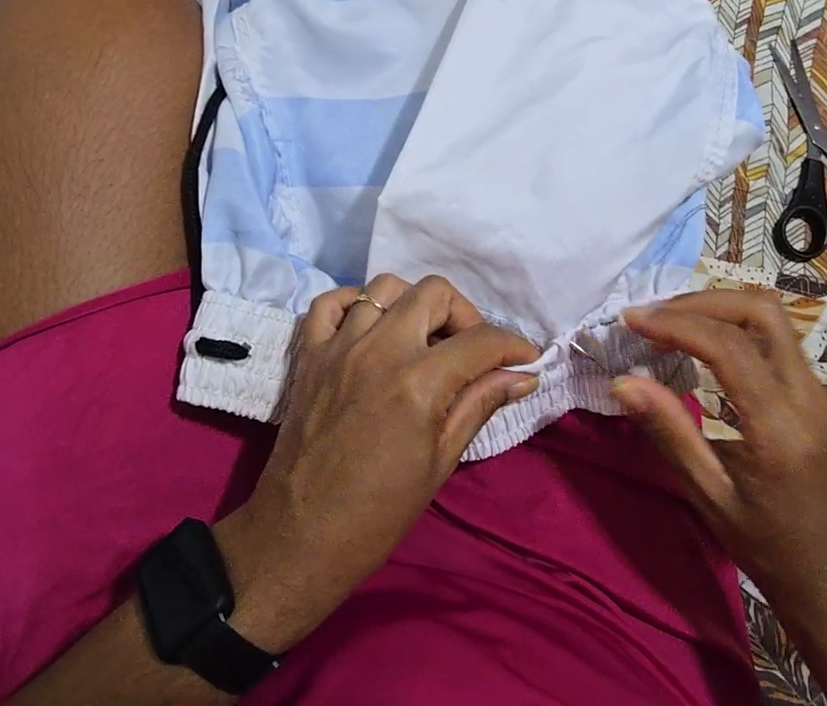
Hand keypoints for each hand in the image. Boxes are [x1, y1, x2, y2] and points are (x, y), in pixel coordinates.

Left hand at [216, 274, 537, 651]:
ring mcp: (338, 347)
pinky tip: (370, 330)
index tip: (525, 360)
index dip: (513, 347)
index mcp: (418, 382)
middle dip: (465, 315)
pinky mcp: (309, 354)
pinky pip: (330, 303)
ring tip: (422, 340)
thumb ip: (480, 404)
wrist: (301, 538)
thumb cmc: (379, 512)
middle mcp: (379, 350)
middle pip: (435, 293)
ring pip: (384, 288)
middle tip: (470, 351)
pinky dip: (354, 305)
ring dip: (413, 306)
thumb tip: (522, 376)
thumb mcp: (441, 461)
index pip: (481, 341)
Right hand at [612, 290, 826, 603]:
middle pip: (761, 313)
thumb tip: (623, 382)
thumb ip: (670, 433)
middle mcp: (807, 397)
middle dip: (700, 302)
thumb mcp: (708, 496)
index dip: (677, 325)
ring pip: (769, 317)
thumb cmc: (764, 541)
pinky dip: (729, 325)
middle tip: (652, 317)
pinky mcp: (811, 389)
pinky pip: (772, 336)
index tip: (632, 321)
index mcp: (780, 428)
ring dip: (715, 307)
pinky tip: (695, 341)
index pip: (730, 348)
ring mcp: (815, 389)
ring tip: (667, 323)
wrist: (826, 567)